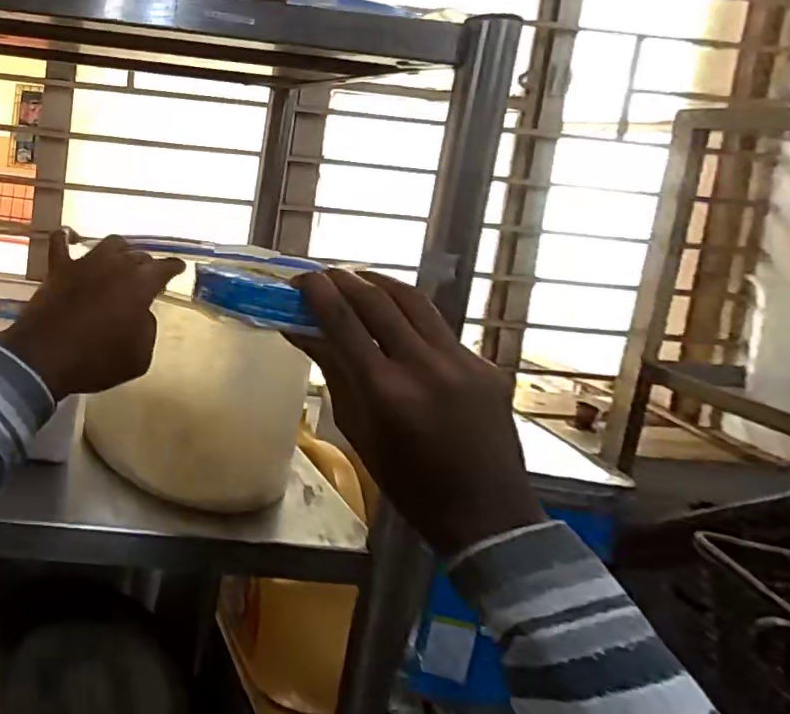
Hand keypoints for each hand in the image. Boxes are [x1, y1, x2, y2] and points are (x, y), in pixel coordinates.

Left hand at [0, 233, 184, 398]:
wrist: (44, 357)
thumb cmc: (97, 360)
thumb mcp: (138, 356)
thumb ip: (146, 328)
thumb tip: (141, 314)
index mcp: (140, 284)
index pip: (164, 268)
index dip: (173, 268)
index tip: (178, 267)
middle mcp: (115, 264)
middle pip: (137, 256)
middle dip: (145, 265)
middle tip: (145, 276)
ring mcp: (85, 263)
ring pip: (109, 244)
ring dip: (118, 251)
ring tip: (119, 259)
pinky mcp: (58, 268)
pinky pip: (60, 243)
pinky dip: (66, 238)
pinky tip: (68, 235)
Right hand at [289, 270, 544, 555]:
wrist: (489, 515)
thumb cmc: (408, 482)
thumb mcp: (357, 428)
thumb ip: (333, 371)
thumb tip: (302, 330)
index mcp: (386, 390)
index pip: (343, 320)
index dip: (317, 292)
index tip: (300, 279)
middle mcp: (425, 366)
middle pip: (377, 300)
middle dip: (344, 279)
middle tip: (323, 275)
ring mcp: (461, 362)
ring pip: (414, 301)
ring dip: (379, 283)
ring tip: (356, 278)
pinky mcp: (484, 365)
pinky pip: (438, 327)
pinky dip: (409, 314)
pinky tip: (396, 319)